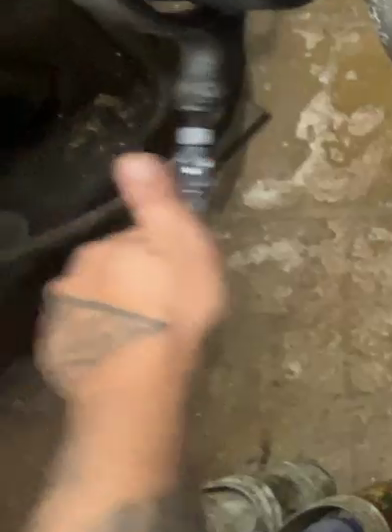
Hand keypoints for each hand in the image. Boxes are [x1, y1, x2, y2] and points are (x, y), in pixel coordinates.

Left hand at [36, 155, 225, 407]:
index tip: (189, 265)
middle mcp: (73, 276)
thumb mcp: (182, 243)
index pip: (138, 236)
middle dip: (140, 274)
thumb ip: (155, 202)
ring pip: (100, 297)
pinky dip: (109, 331)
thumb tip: (131, 156)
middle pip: (114, 265)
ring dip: (123, 303)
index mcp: (107, 248)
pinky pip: (89, 329)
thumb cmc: (174, 303)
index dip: (167, 247)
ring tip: (154, 322)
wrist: (136, 375)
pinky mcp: (60, 349)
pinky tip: (131, 344)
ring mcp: (62, 315)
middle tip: (176, 294)